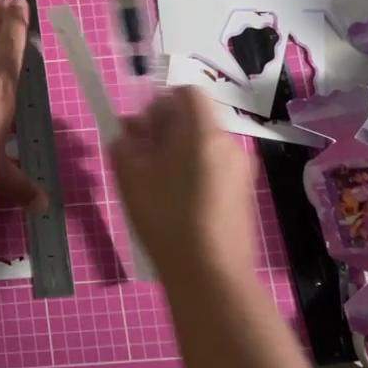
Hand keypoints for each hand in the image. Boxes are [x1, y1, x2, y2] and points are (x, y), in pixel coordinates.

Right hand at [110, 87, 256, 276]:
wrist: (211, 274)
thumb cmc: (166, 218)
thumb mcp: (130, 176)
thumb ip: (124, 143)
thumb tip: (129, 133)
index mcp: (203, 131)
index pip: (185, 92)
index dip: (159, 102)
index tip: (140, 128)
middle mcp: (229, 143)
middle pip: (195, 118)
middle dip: (165, 129)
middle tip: (139, 154)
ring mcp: (241, 170)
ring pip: (203, 144)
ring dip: (178, 151)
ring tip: (154, 181)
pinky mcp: (244, 193)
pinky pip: (214, 166)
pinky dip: (194, 171)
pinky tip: (176, 201)